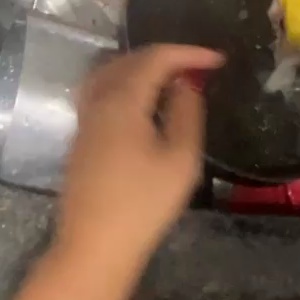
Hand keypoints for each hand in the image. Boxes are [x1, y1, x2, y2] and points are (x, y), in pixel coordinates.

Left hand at [56, 44, 224, 270]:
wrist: (93, 247)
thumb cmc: (142, 204)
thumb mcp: (180, 159)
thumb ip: (186, 112)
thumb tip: (186, 82)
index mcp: (122, 98)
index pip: (156, 58)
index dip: (189, 53)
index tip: (218, 60)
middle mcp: (99, 98)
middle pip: (132, 59)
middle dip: (167, 57)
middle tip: (199, 69)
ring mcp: (86, 115)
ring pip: (113, 70)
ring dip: (143, 66)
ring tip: (172, 78)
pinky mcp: (81, 134)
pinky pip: (103, 87)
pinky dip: (125, 80)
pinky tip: (140, 100)